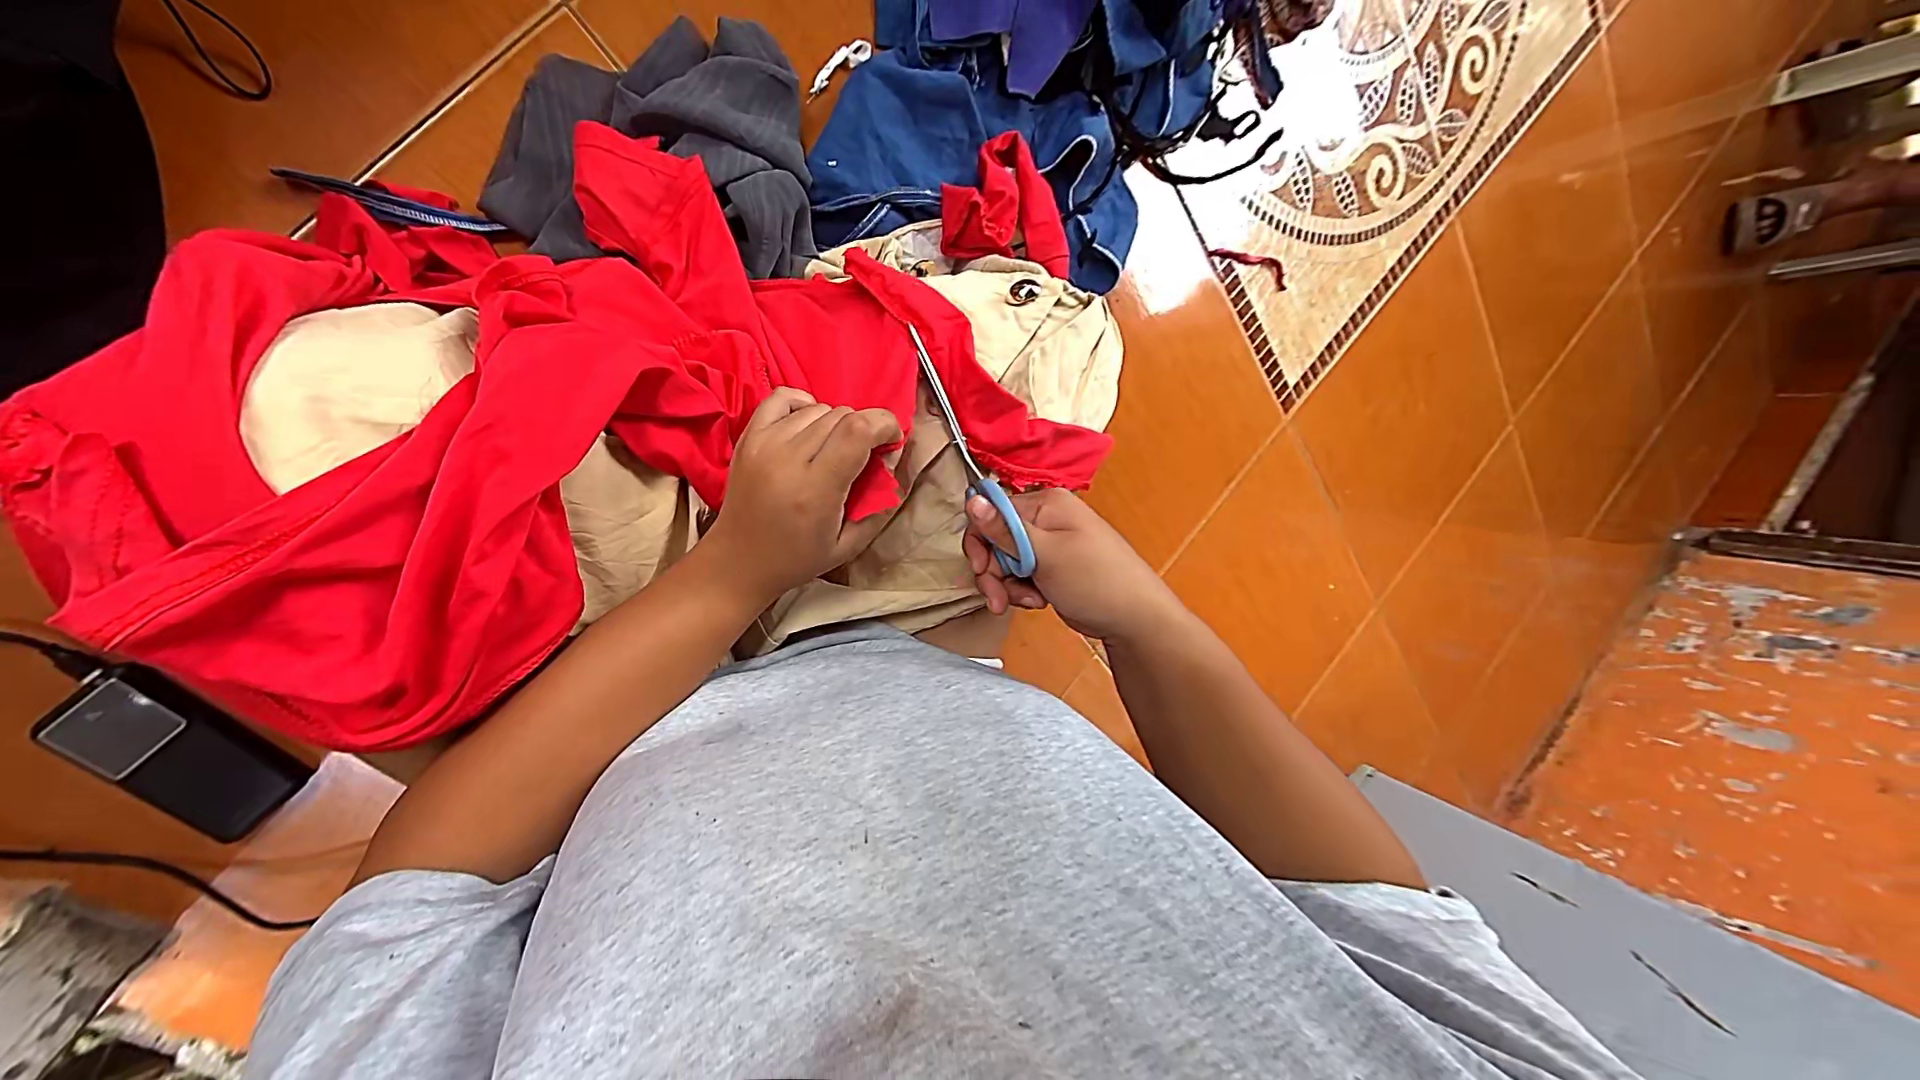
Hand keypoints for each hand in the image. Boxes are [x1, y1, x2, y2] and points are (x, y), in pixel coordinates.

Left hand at [705, 388, 902, 603]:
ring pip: (818, 408)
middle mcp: (787, 460)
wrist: (739, 560)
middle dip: (865, 428)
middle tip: (864, 455)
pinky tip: (811, 425)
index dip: (885, 425)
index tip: (892, 442)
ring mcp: (764, 444)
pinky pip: (783, 398)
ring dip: (837, 423)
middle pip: (841, 416)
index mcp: (815, 489)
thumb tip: (892, 467)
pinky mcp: (748, 437)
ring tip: (835, 449)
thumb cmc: (796, 558)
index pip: (858, 430)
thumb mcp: (848, 545)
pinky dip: (805, 405)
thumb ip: (877, 506)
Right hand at [963, 488, 1186, 643]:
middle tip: (999, 596)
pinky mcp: (1050, 568)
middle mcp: (1046, 519)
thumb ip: (1005, 529)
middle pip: (995, 539)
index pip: (992, 511)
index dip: (980, 541)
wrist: (1133, 618)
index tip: (981, 567)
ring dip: (1007, 585)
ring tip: (1028, 600)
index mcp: (1046, 503)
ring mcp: (1049, 544)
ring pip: (1005, 561)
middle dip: (993, 571)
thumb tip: (973, 499)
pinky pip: (1019, 576)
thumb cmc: (1099, 581)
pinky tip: (1038, 602)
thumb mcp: (1045, 554)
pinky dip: (1021, 591)